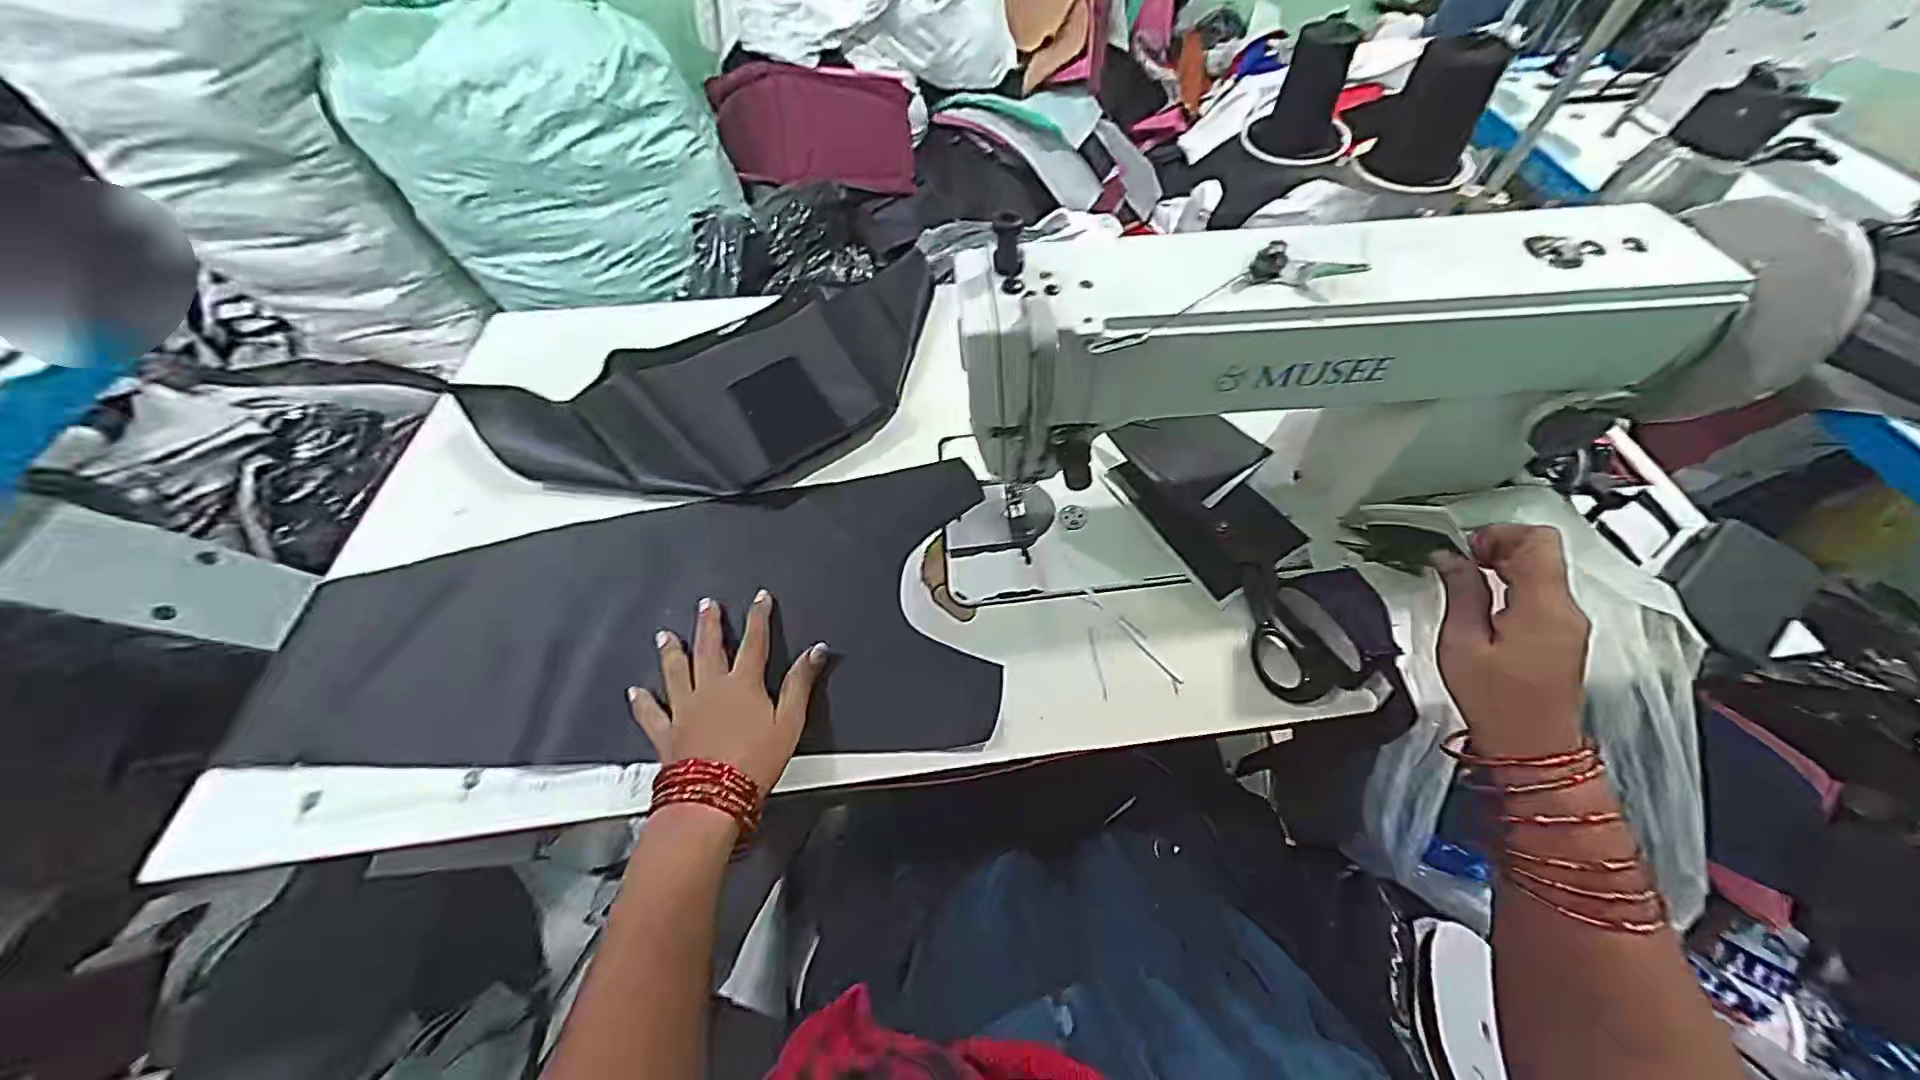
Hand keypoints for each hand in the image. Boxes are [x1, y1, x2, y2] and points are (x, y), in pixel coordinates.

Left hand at [628, 590, 827, 794]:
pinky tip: (636, 691)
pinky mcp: (667, 733)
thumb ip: (801, 683)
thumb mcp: (790, 721)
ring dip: (672, 651)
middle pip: (709, 648)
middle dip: (710, 624)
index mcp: (743, 685)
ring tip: (666, 635)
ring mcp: (684, 709)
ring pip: (676, 671)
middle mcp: (710, 689)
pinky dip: (642, 701)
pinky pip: (650, 712)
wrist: (713, 797)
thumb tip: (815, 652)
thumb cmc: (754, 762)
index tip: (760, 599)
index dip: (758, 616)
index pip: (754, 641)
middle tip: (707, 605)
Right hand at [1431, 525, 1589, 756]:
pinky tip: (1484, 601)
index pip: (1537, 540)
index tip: (1465, 548)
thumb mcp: (1461, 642)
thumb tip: (1451, 559)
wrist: (1531, 744)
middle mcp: (1567, 610)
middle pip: (1543, 550)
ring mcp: (1570, 623)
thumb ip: (1460, 592)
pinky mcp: (1564, 635)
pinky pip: (1543, 592)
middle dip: (1499, 546)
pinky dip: (1513, 584)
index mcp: (1544, 607)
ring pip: (1543, 569)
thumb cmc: (1495, 700)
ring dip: (1505, 565)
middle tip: (1461, 561)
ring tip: (1468, 580)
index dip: (1498, 534)